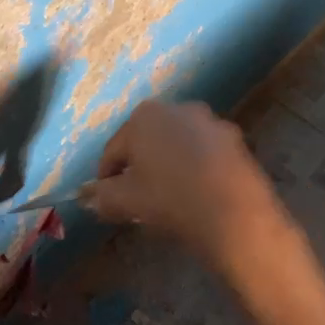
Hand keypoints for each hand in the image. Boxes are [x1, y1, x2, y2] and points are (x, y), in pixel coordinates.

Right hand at [87, 99, 293, 270]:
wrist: (236, 216)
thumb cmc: (171, 200)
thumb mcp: (126, 202)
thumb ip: (101, 197)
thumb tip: (87, 198)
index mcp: (143, 116)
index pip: (114, 150)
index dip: (107, 177)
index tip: (108, 200)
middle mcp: (176, 108)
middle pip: (147, 142)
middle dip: (140, 168)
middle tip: (138, 200)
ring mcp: (210, 122)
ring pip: (178, 146)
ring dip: (169, 166)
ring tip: (170, 199)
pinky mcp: (236, 141)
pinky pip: (205, 155)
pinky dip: (196, 170)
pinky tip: (197, 196)